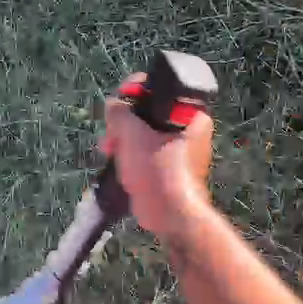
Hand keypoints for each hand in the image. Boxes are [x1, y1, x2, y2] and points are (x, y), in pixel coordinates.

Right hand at [101, 73, 215, 242]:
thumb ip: (119, 111)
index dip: (135, 91)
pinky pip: (144, 150)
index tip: (120, 102)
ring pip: (143, 132)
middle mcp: (189, 129)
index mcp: (192, 114)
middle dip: (123, 122)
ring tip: (109, 150)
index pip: (160, 89)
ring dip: (122, 139)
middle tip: (112, 133)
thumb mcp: (132, 132)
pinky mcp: (168, 167)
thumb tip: (114, 106)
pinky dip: (129, 153)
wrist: (169, 213)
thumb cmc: (157, 168)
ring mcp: (178, 149)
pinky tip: (117, 160)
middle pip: (147, 112)